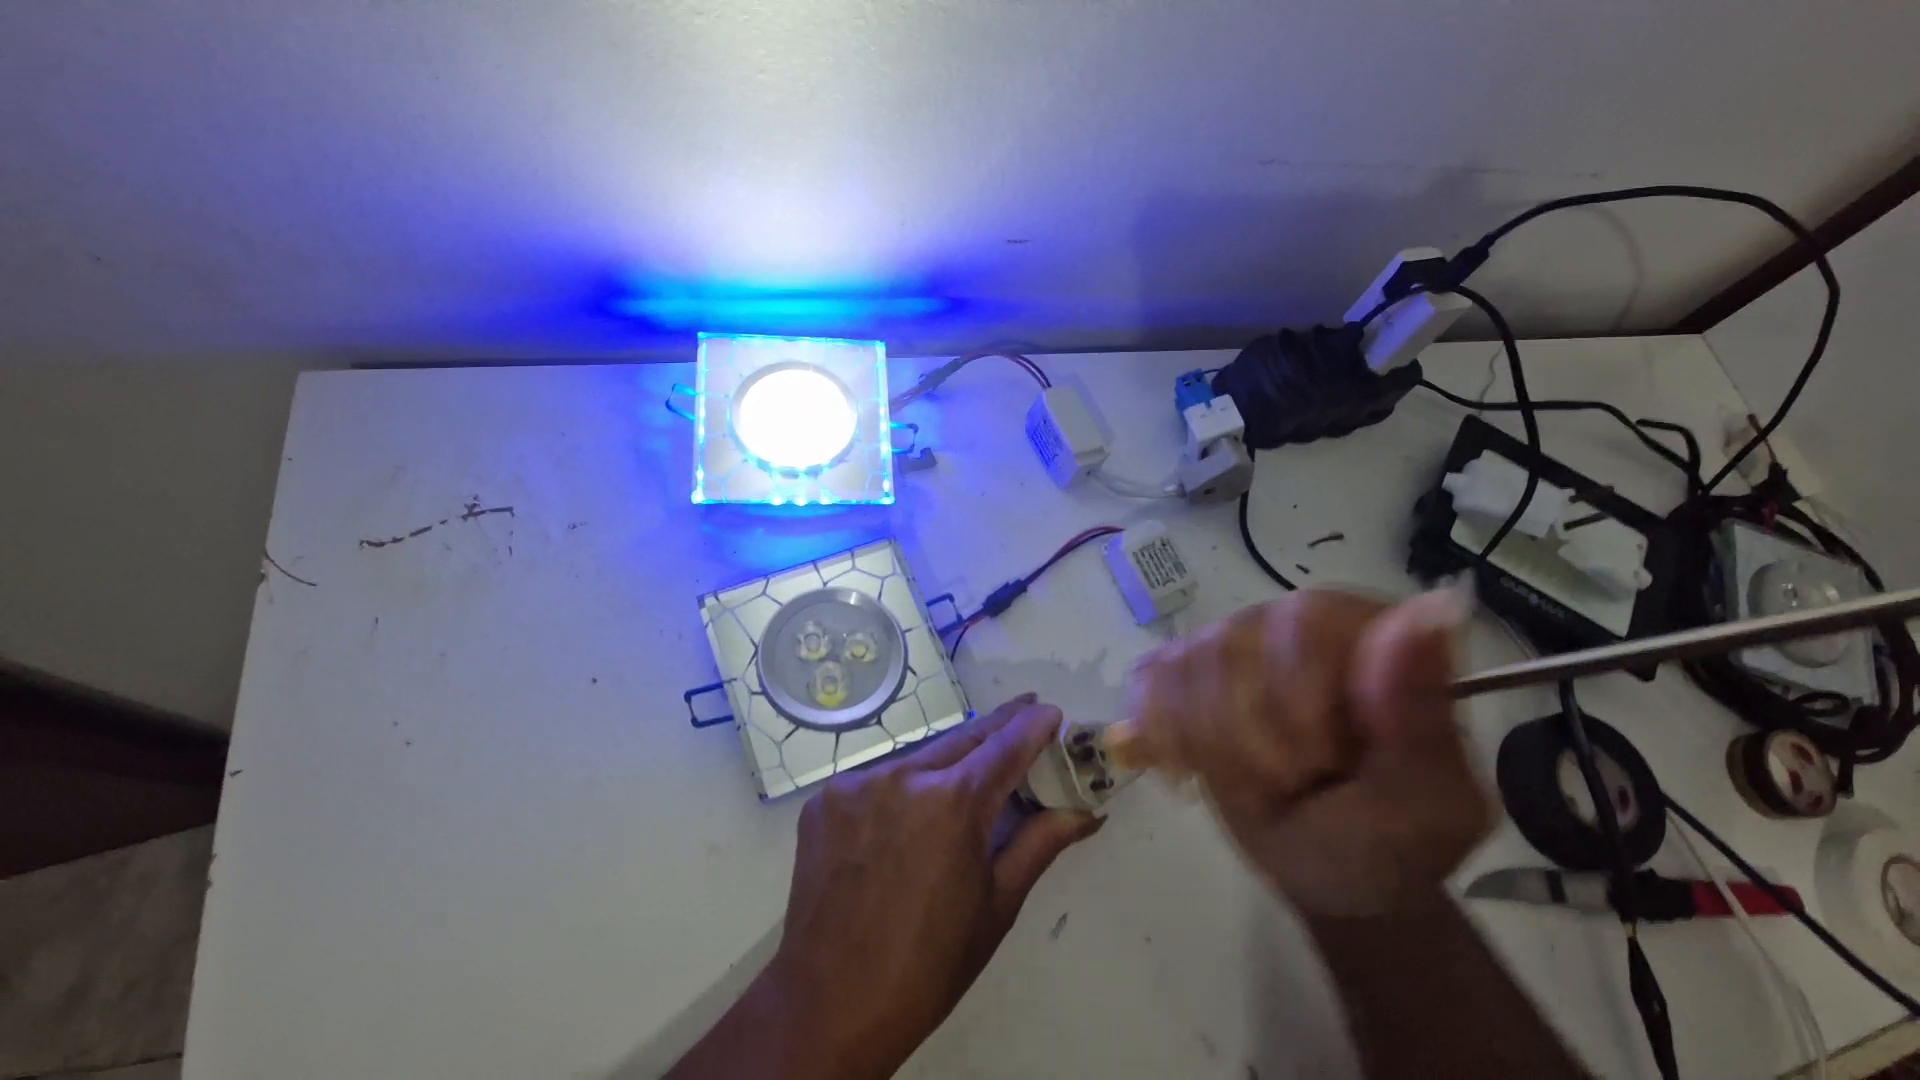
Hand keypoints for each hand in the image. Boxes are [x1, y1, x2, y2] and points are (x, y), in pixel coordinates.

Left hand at [760, 695, 1101, 1078]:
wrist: (831, 1003)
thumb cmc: (930, 964)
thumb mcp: (997, 904)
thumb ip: (1040, 844)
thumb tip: (1084, 812)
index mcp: (952, 802)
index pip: (1005, 746)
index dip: (1032, 726)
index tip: (1052, 711)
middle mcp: (902, 776)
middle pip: (962, 740)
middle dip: (997, 727)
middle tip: (1025, 711)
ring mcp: (856, 786)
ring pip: (917, 757)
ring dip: (949, 757)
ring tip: (975, 764)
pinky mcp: (825, 802)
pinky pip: (877, 779)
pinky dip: (905, 784)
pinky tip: (915, 807)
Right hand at [1129, 587, 1491, 915]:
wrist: (1327, 872)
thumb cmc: (1386, 841)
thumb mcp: (1427, 803)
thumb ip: (1424, 714)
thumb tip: (1429, 608)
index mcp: (1370, 633)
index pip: (1301, 623)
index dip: (1292, 700)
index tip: (1318, 765)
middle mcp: (1297, 620)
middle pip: (1229, 644)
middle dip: (1246, 735)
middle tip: (1290, 784)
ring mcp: (1236, 641)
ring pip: (1184, 666)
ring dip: (1210, 744)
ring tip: (1254, 782)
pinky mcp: (1187, 670)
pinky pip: (1150, 682)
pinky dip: (1164, 736)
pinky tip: (1194, 770)